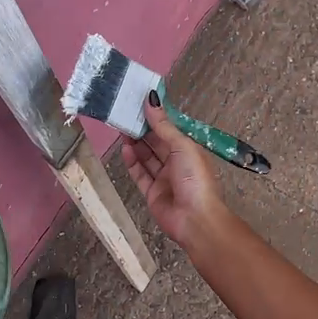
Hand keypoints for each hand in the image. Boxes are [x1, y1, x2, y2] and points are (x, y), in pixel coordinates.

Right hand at [121, 94, 229, 247]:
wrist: (195, 219)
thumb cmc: (194, 177)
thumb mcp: (182, 146)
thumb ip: (163, 125)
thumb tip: (151, 99)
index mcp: (189, 150)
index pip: (170, 130)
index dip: (157, 117)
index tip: (141, 102)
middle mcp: (177, 163)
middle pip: (156, 143)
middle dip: (143, 129)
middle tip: (126, 114)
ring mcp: (164, 179)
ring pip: (147, 157)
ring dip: (136, 143)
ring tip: (122, 128)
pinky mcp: (152, 193)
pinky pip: (140, 174)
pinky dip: (132, 162)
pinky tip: (125, 149)